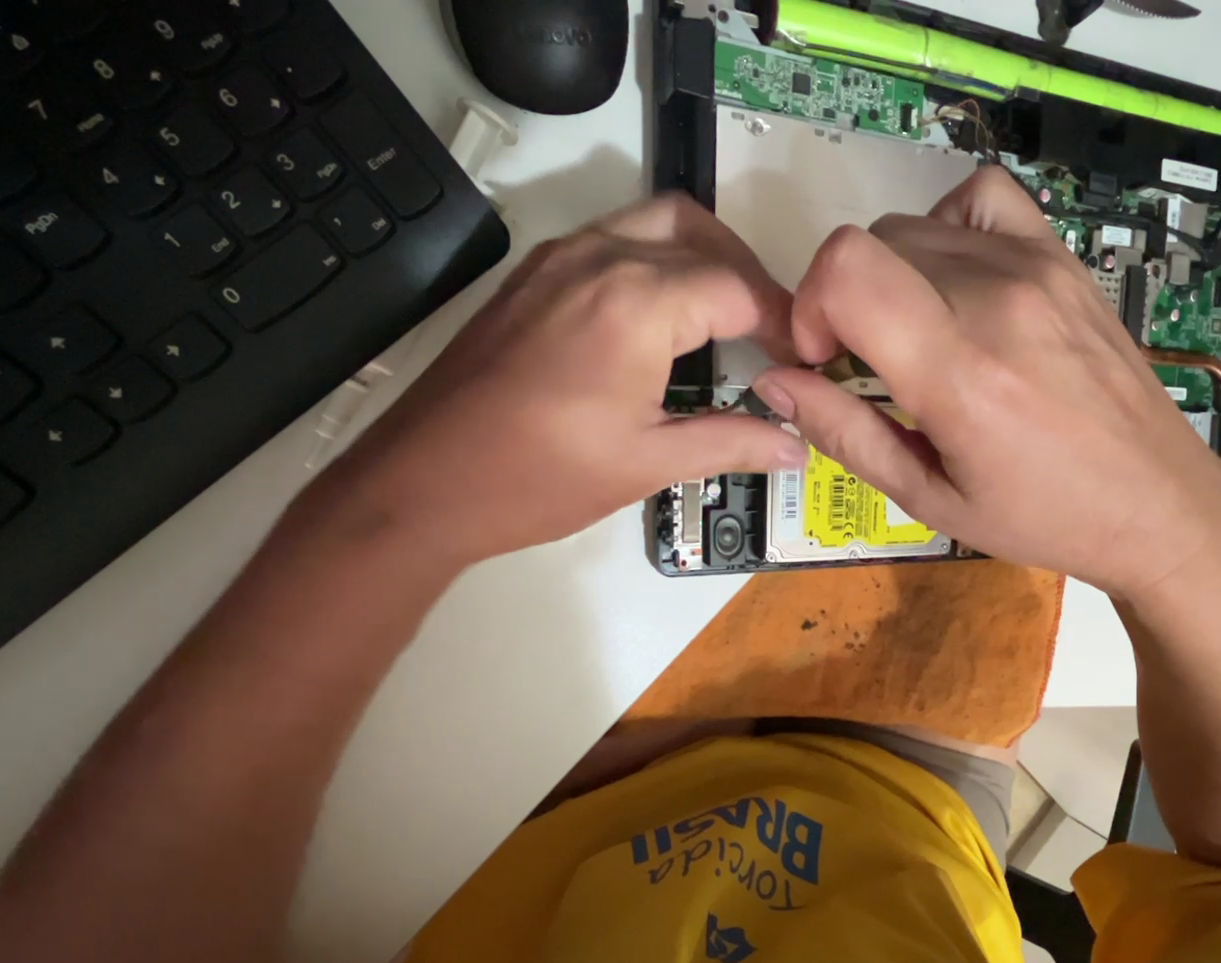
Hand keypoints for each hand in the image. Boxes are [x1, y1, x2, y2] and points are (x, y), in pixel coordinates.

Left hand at [306, 195, 806, 566]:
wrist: (423, 483)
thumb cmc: (539, 479)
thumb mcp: (647, 464)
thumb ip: (731, 442)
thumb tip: (796, 446)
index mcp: (637, 302)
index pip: (738, 287)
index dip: (779, 322)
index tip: (798, 360)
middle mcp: (599, 258)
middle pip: (699, 232)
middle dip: (745, 274)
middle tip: (765, 332)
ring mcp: (556, 259)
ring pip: (650, 221)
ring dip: (697, 255)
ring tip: (719, 319)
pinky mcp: (530, 276)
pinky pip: (608, 239)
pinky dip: (650, 260)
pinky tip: (655, 321)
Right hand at [750, 167, 1220, 599]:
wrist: (1156, 503)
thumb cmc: (1039, 516)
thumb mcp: (927, 497)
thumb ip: (844, 432)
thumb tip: (774, 382)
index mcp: (958, 368)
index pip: (845, 268)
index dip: (810, 308)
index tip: (827, 362)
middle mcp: (996, 297)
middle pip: (870, 245)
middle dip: (842, 302)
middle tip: (869, 366)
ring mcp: (1036, 266)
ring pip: (914, 226)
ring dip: (888, 278)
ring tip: (915, 337)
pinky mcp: (1062, 258)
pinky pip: (981, 198)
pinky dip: (945, 227)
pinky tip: (953, 282)